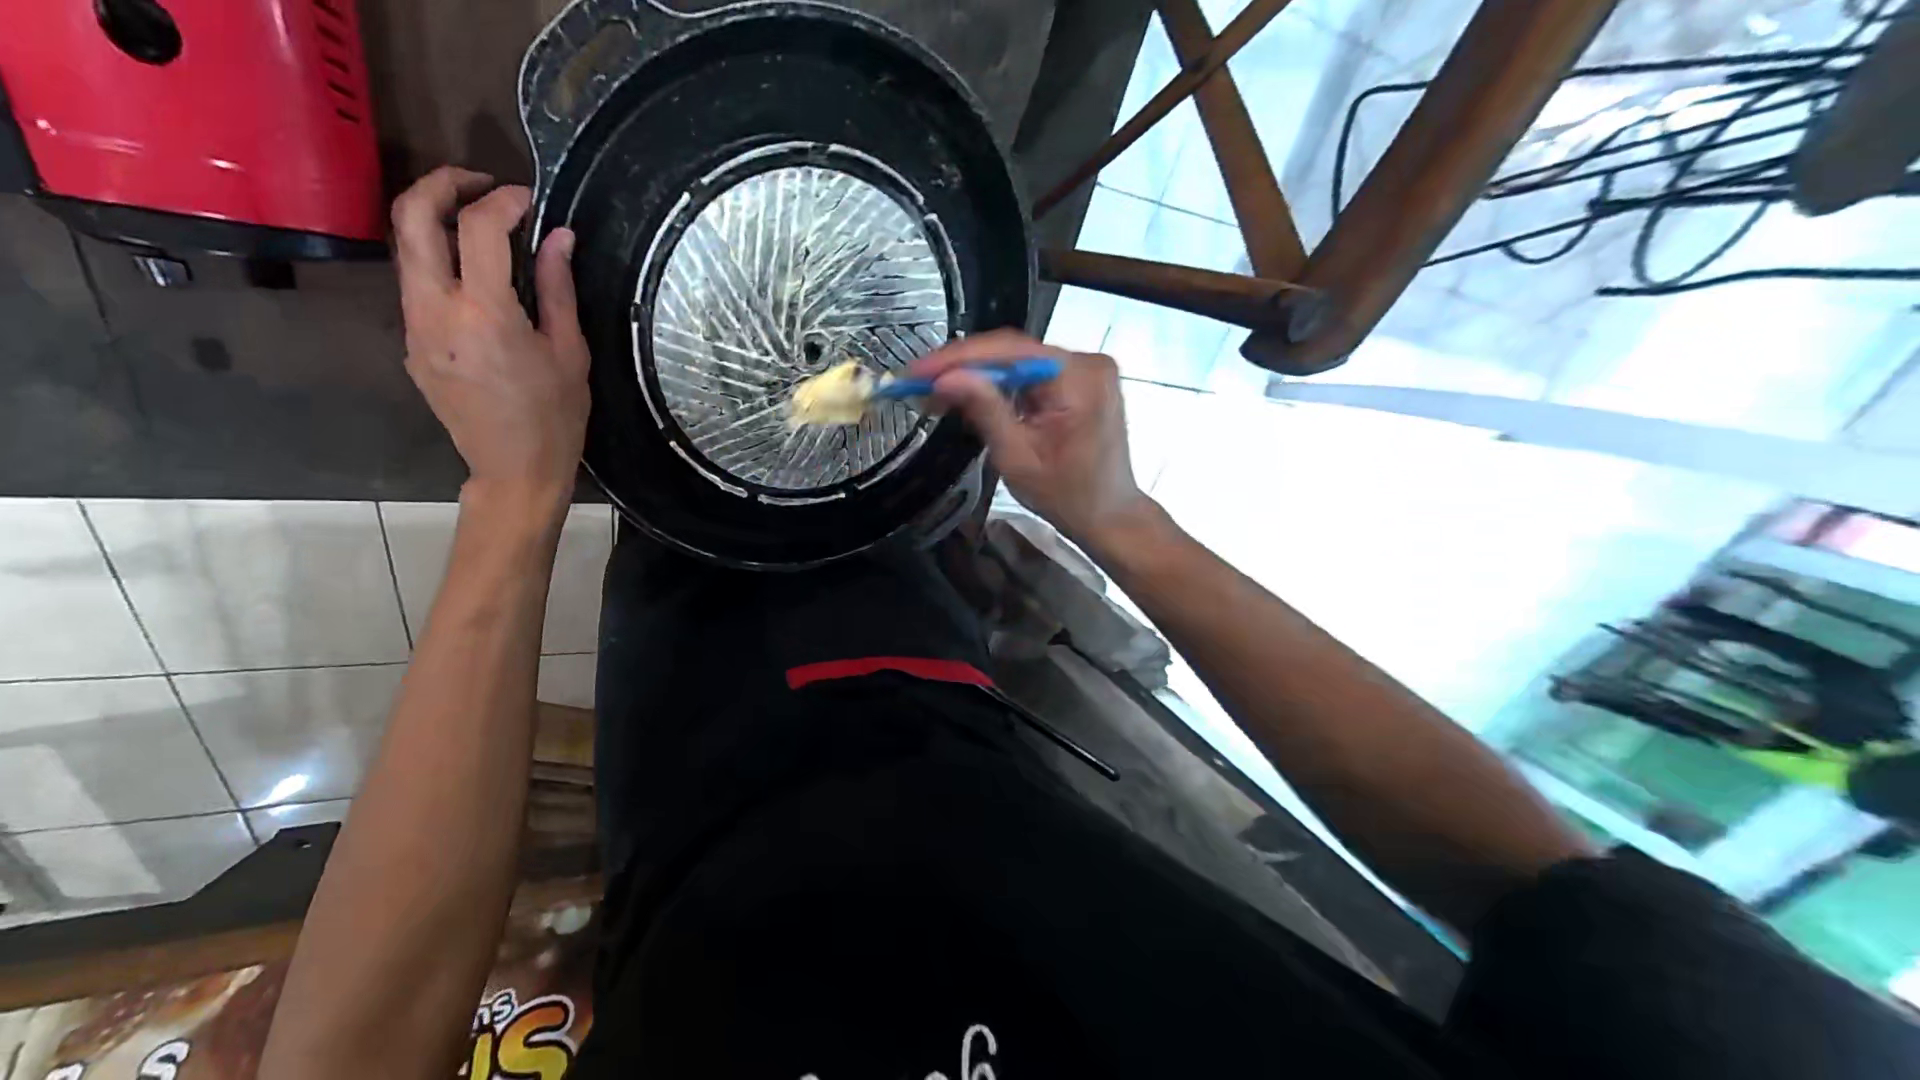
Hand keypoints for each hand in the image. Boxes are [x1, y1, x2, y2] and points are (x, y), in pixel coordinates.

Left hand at [391, 166, 589, 512]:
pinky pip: (415, 285)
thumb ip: (557, 289)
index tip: (528, 199)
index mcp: (485, 314)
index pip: (477, 228)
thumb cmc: (555, 417)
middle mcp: (435, 310)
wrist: (512, 469)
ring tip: (478, 223)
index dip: (503, 200)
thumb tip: (558, 236)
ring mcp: (413, 327)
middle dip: (442, 184)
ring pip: (404, 248)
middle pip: (410, 217)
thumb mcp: (570, 353)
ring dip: (434, 220)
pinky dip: (438, 261)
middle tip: (480, 183)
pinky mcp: (410, 343)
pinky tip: (474, 277)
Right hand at [912, 330, 1154, 545]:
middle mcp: (1088, 363)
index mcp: (1080, 380)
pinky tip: (969, 391)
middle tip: (918, 380)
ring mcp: (1087, 369)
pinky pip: (1032, 372)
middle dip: (963, 365)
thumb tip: (946, 379)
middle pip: (1014, 350)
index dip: (959, 358)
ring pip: (1019, 360)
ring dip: (978, 373)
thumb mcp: (1018, 458)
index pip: (1010, 351)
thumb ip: (984, 411)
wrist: (1109, 514)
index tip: (919, 372)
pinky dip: (1000, 382)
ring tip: (935, 388)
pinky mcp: (1081, 379)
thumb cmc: (1068, 497)